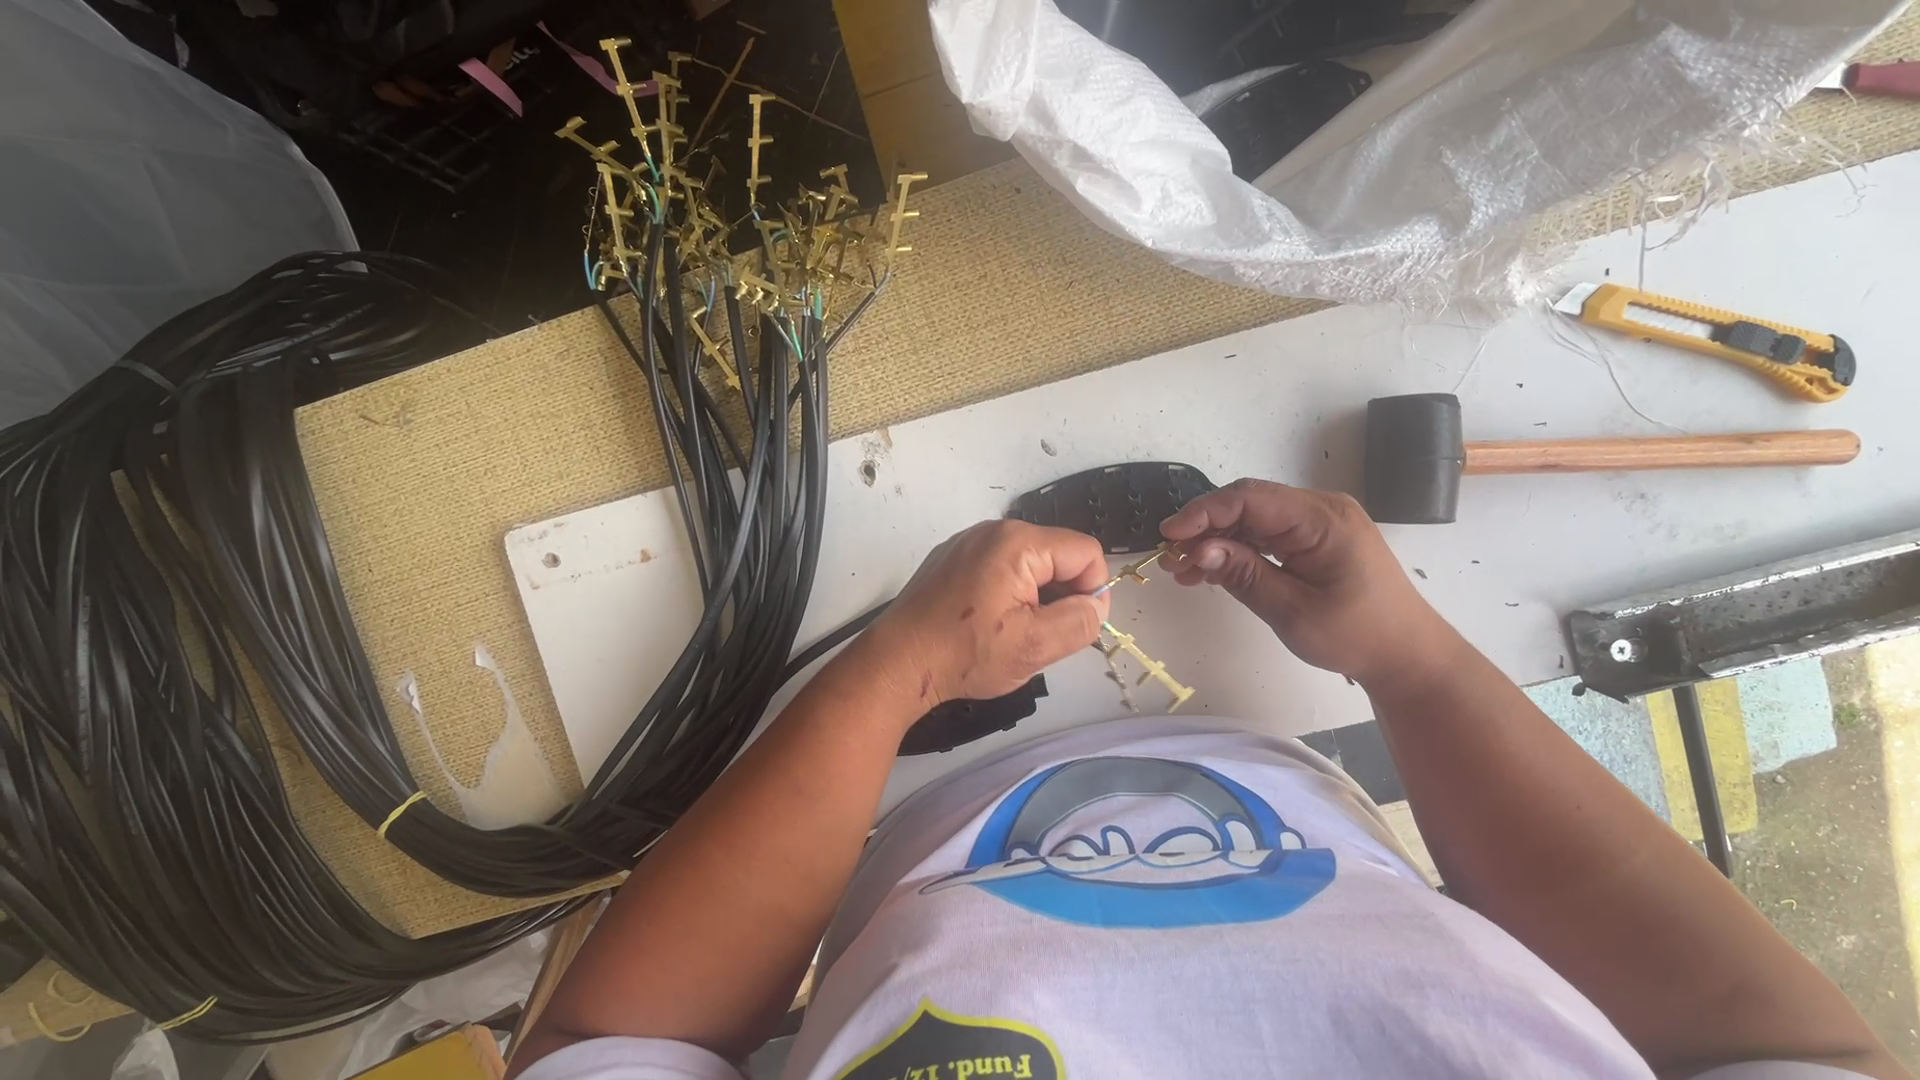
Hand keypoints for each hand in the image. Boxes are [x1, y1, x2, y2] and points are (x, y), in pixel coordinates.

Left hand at [857, 520, 1110, 710]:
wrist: (898, 662)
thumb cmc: (965, 654)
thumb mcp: (1036, 646)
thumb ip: (1081, 620)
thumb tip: (1096, 604)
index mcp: (1018, 542)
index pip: (1086, 552)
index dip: (1091, 591)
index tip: (1071, 626)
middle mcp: (993, 530)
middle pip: (1057, 555)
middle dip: (1060, 595)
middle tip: (1037, 635)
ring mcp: (968, 542)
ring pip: (1029, 564)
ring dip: (1033, 597)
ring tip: (1008, 632)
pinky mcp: (951, 559)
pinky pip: (999, 567)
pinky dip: (1005, 593)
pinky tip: (985, 623)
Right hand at [1158, 479, 1461, 688]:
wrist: (1407, 656)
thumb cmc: (1357, 636)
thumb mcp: (1294, 611)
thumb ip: (1245, 576)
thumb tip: (1199, 550)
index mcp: (1323, 519)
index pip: (1251, 499)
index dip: (1204, 513)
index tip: (1169, 536)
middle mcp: (1320, 510)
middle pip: (1248, 505)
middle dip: (1204, 528)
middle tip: (1170, 558)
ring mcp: (1318, 524)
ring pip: (1252, 520)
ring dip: (1215, 542)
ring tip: (1182, 570)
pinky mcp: (1313, 541)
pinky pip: (1265, 535)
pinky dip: (1236, 551)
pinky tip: (1208, 571)